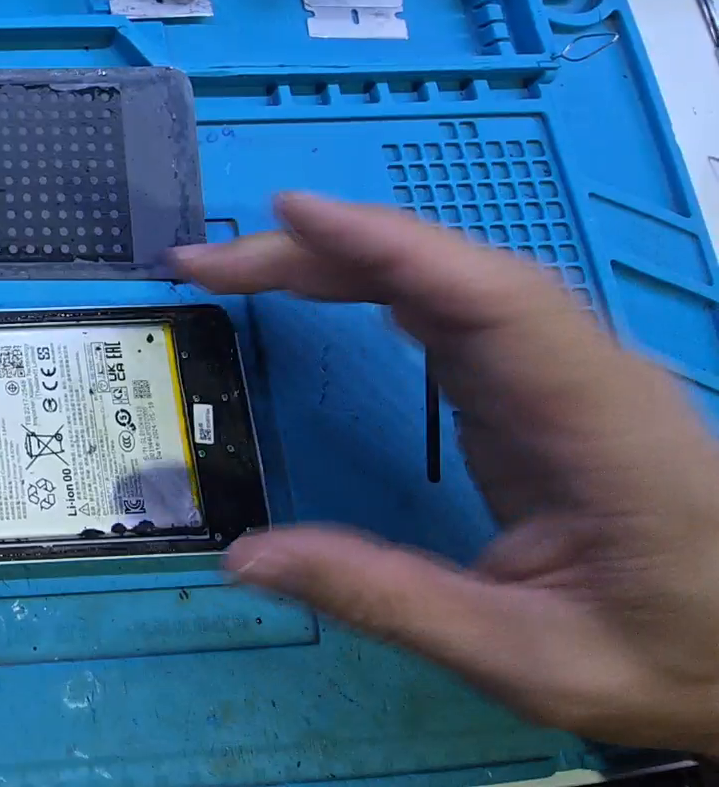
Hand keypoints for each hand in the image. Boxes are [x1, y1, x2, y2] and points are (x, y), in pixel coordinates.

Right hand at [172, 193, 718, 754]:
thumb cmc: (668, 658)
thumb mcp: (527, 662)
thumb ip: (384, 599)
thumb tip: (241, 557)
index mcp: (603, 432)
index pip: (496, 302)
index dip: (391, 245)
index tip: (292, 213)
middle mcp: (581, 375)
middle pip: (449, 272)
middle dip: (320, 249)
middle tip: (207, 263)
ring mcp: (554, 370)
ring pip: (439, 277)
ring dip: (330, 256)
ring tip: (232, 268)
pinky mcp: (525, 379)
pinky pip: (437, 301)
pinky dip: (360, 277)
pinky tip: (310, 280)